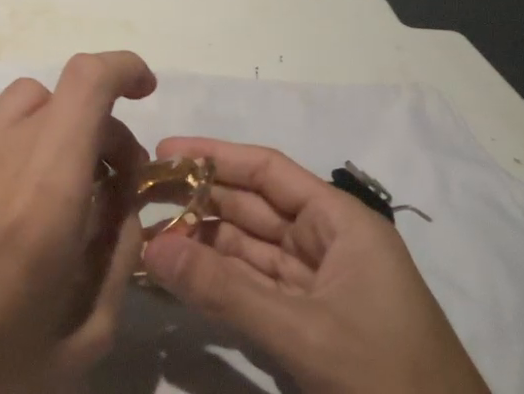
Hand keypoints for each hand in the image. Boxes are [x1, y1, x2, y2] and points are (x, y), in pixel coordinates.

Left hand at [0, 52, 156, 393]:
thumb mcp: (81, 340)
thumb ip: (119, 262)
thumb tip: (126, 208)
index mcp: (41, 196)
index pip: (85, 84)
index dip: (123, 68)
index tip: (146, 91)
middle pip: (56, 92)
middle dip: (98, 121)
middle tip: (110, 182)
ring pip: (14, 102)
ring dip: (51, 125)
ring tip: (60, 186)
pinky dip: (14, 139)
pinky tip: (14, 201)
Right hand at [140, 138, 490, 393]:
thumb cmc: (388, 379)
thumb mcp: (303, 332)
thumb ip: (223, 289)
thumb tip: (148, 245)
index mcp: (340, 222)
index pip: (267, 171)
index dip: (212, 156)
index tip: (159, 152)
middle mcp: (327, 243)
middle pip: (252, 208)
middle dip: (197, 201)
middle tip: (135, 198)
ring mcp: (318, 286)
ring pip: (248, 251)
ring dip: (201, 245)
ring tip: (142, 237)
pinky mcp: (309, 325)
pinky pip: (254, 291)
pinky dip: (217, 285)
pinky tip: (176, 280)